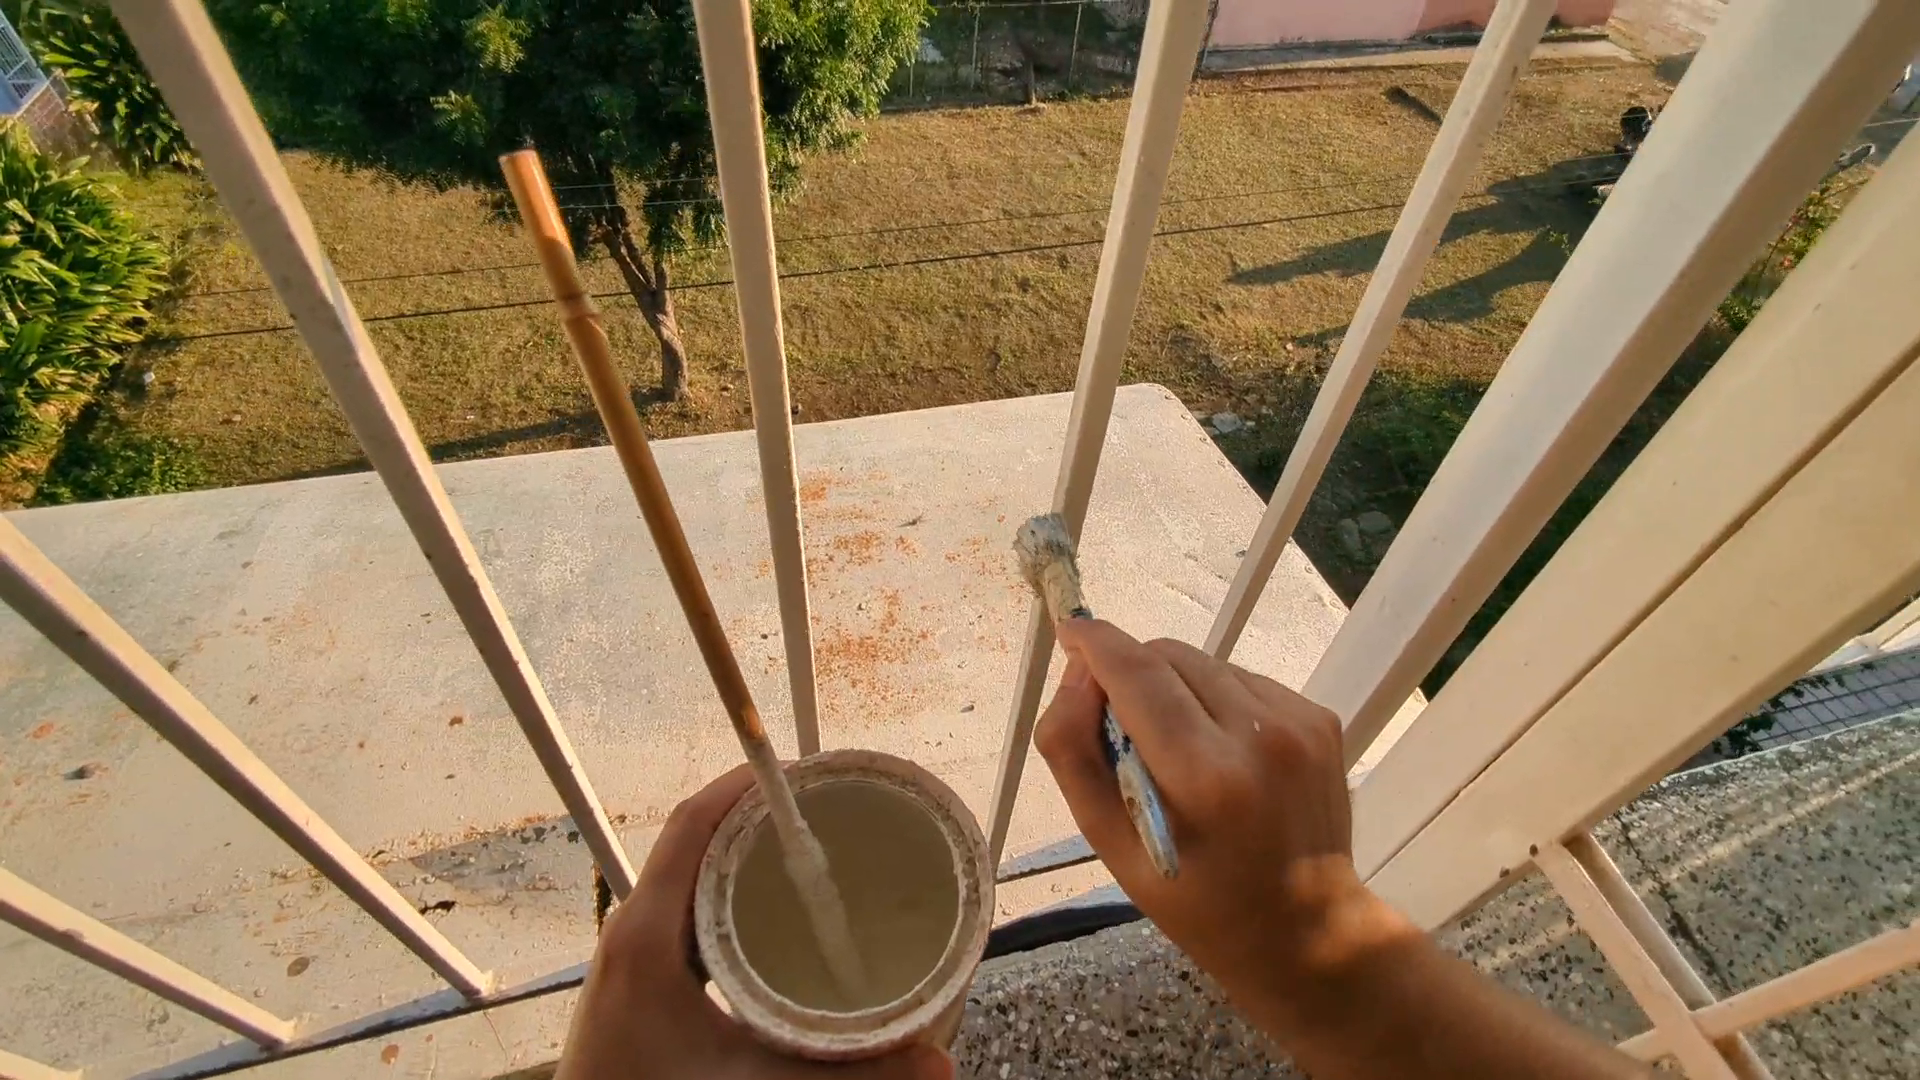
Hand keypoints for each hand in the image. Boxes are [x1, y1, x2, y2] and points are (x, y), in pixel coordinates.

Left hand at [557, 766, 952, 1079]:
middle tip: (825, 810)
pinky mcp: (640, 978)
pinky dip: (730, 890)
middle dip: (759, 814)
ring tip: (807, 850)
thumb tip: (940, 1068)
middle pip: (698, 839)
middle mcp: (634, 928)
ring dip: (744, 852)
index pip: (693, 823)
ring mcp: (633, 953)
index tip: (805, 773)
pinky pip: (690, 906)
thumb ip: (850, 1076)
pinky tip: (769, 916)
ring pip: (692, 872)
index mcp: (647, 934)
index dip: (743, 785)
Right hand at [1034, 621, 1414, 1037]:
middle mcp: (1260, 735)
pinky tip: (1217, 745)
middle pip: (1168, 656)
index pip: (1137, 673)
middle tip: (1120, 718)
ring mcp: (1299, 722)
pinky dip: (1212, 696)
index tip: (1068, 629)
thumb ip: (1074, 750)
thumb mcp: (1108, 842)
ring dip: (1173, 683)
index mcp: (1204, 775)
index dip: (1095, 642)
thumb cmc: (1194, 898)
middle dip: (1130, 670)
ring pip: (1204, 661)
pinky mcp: (1319, 717)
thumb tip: (1078, 674)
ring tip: (1175, 740)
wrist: (1310, 931)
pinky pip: (1239, 678)